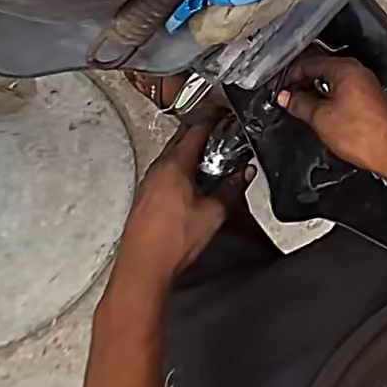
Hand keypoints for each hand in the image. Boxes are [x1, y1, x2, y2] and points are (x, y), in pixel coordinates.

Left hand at [109, 122, 252, 298]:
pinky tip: (190, 185)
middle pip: (181, 140)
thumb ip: (231, 189)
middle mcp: (157, 168)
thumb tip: (244, 173)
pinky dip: (179, 171)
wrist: (142, 269)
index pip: (195, 131)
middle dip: (200, 135)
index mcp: (174, 165)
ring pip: (171, 157)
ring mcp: (148, 183)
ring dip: (189, 154)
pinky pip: (163, 173)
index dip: (211, 120)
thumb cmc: (172, 242)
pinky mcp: (144, 197)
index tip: (224, 117)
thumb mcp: (213, 214)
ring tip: (209, 161)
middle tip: (220, 136)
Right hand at [277, 55, 386, 170]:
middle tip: (286, 96)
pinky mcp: (367, 97)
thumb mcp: (320, 118)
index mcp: (344, 68)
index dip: (290, 76)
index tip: (280, 89)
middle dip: (301, 82)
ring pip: (330, 79)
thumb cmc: (362, 135)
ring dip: (313, 90)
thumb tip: (285, 97)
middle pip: (320, 68)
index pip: (309, 63)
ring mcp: (363, 83)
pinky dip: (327, 96)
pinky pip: (341, 89)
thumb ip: (299, 103)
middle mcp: (356, 71)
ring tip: (299, 105)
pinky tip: (318, 111)